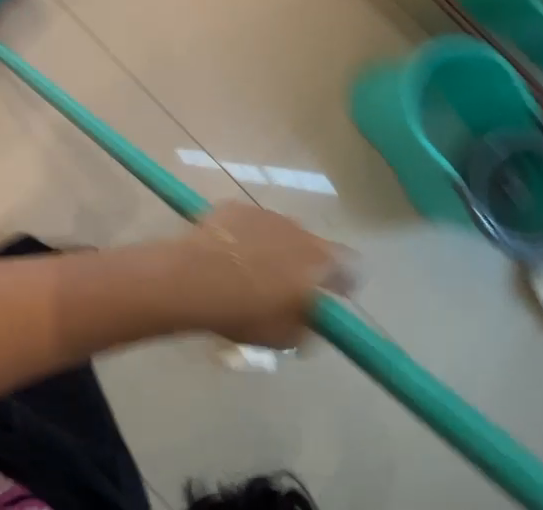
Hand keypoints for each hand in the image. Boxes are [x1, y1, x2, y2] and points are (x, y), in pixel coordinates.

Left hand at [164, 202, 350, 347]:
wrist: (191, 277)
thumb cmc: (243, 311)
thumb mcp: (286, 336)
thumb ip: (308, 325)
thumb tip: (308, 319)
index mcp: (321, 261)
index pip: (351, 266)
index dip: (341, 282)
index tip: (330, 296)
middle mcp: (298, 230)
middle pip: (313, 245)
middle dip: (304, 263)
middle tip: (284, 285)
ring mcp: (264, 213)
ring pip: (279, 231)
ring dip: (273, 246)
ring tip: (249, 268)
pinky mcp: (233, 206)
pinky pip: (248, 222)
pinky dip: (244, 234)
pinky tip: (226, 252)